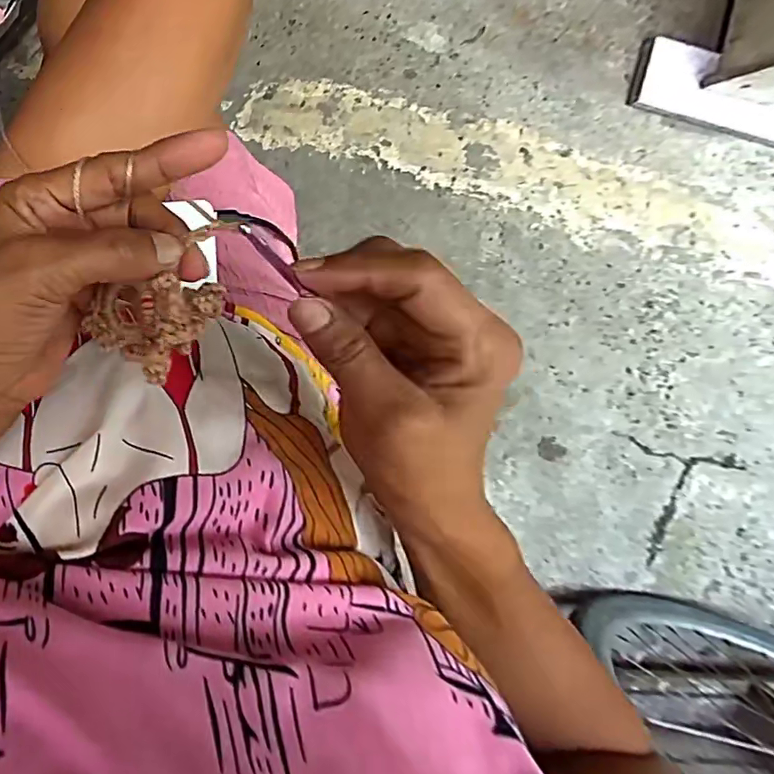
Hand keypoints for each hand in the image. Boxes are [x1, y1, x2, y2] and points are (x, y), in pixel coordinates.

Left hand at [0, 130, 228, 429]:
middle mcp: (58, 222)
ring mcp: (74, 260)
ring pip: (135, 247)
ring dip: (164, 263)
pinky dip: (151, 288)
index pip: (107, 172)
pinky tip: (163, 302)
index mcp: (37, 200)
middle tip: (191, 261)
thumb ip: (110, 252)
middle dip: (164, 230)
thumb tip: (172, 247)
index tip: (212, 145)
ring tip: (184, 284)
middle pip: (129, 211)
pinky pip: (130, 280)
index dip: (161, 158)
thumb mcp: (42, 272)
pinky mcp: (86, 294)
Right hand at [286, 238, 522, 542]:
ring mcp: (435, 328)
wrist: (427, 504)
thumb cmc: (416, 466)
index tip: (300, 277)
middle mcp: (464, 322)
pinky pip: (367, 305)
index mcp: (478, 339)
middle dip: (346, 274)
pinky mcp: (408, 337)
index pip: (419, 278)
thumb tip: (300, 302)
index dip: (358, 269)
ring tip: (300, 307)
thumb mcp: (382, 410)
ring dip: (337, 290)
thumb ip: (345, 351)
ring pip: (379, 281)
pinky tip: (315, 319)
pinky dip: (337, 307)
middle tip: (295, 290)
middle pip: (400, 269)